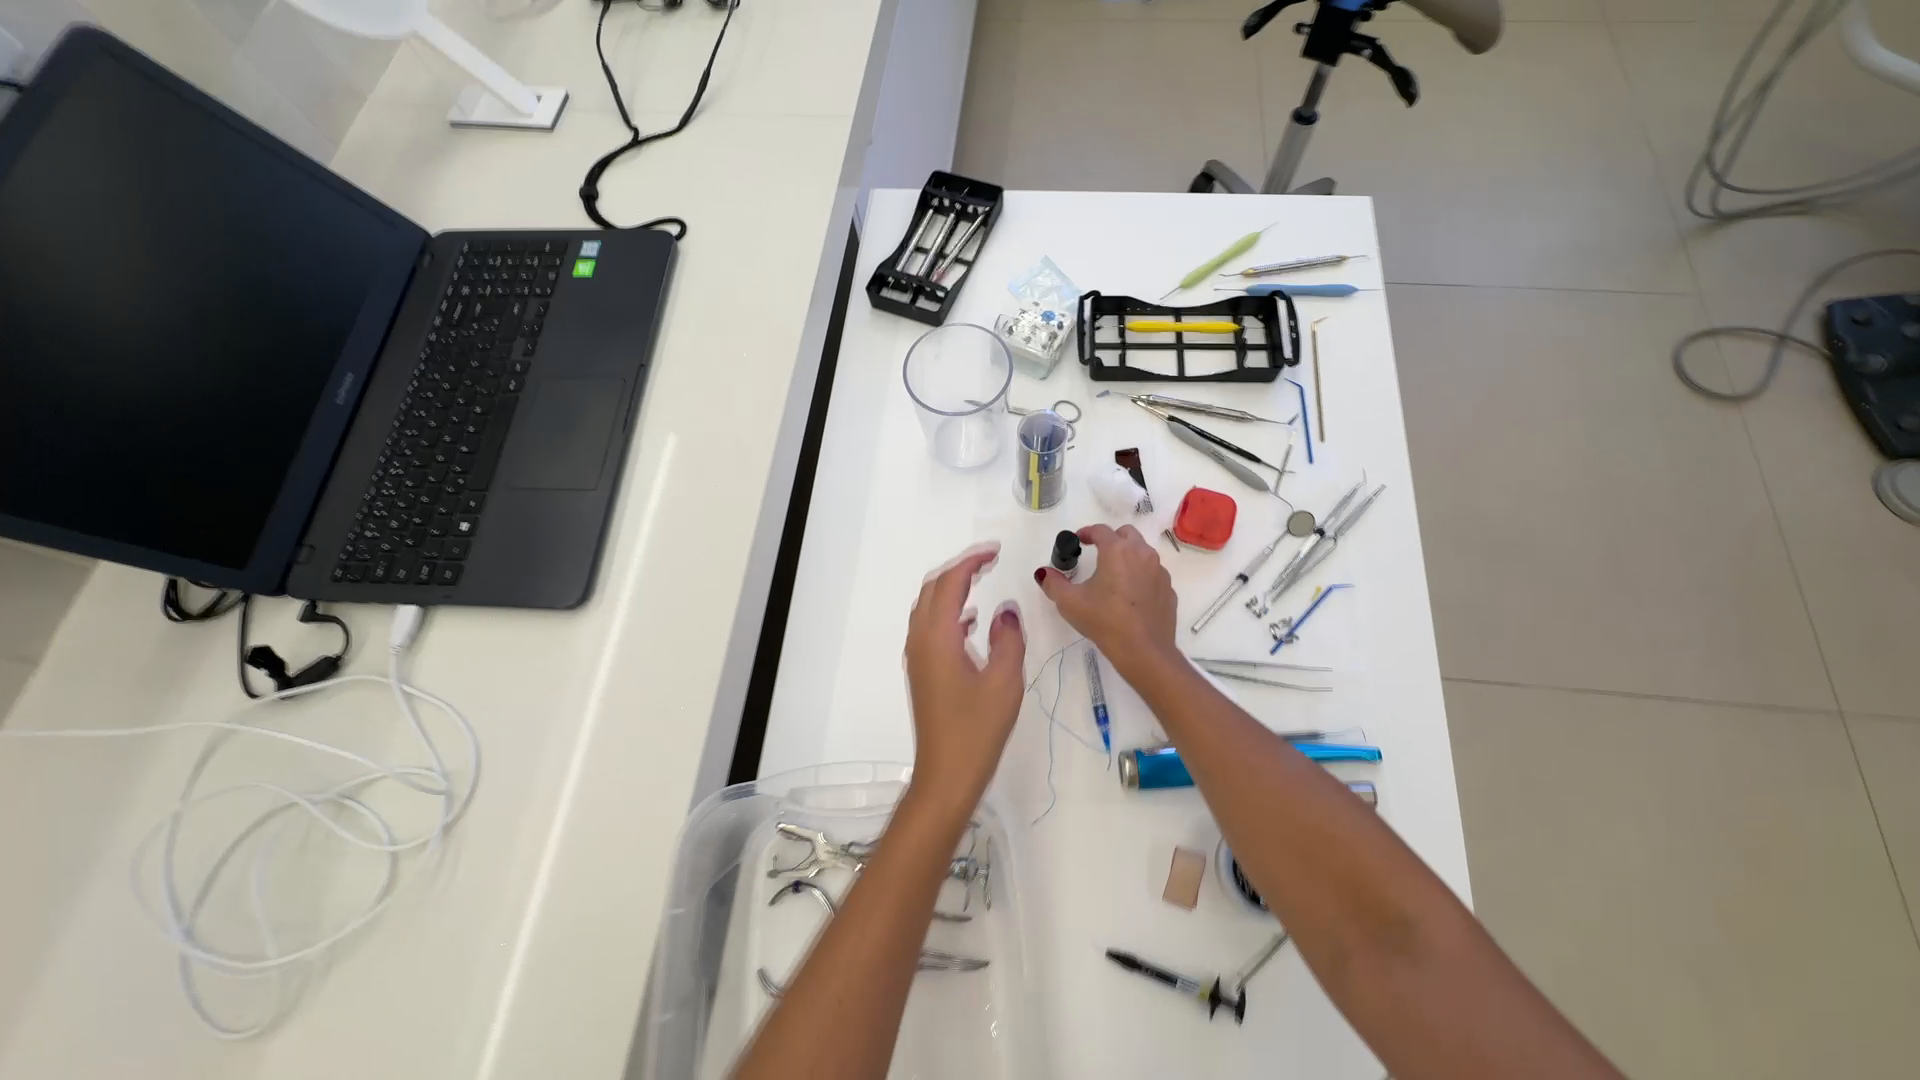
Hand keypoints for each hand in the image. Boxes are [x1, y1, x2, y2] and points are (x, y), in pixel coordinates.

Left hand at [904, 543, 1025, 808]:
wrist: (946, 774)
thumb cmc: (977, 729)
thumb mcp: (1004, 681)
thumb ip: (1008, 638)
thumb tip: (1006, 610)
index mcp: (937, 636)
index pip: (950, 583)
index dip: (972, 561)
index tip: (996, 551)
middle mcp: (920, 640)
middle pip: (934, 589)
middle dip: (960, 569)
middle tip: (991, 561)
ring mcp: (917, 657)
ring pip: (929, 608)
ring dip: (953, 589)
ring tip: (984, 581)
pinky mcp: (922, 672)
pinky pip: (931, 627)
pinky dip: (950, 612)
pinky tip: (973, 621)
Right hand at [1034, 524, 1178, 674]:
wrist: (1144, 650)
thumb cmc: (1104, 621)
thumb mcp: (1069, 602)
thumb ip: (1053, 583)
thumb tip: (1043, 573)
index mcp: (1118, 551)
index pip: (1101, 530)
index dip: (1087, 532)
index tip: (1078, 539)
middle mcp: (1142, 554)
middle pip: (1127, 534)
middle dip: (1112, 538)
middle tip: (1098, 552)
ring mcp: (1160, 572)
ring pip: (1143, 553)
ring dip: (1129, 556)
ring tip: (1115, 575)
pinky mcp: (1169, 590)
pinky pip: (1153, 575)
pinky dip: (1142, 577)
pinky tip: (1131, 596)